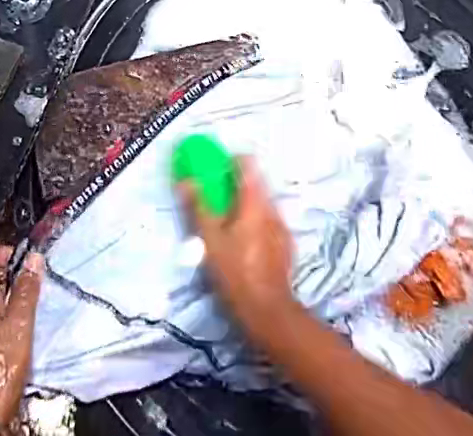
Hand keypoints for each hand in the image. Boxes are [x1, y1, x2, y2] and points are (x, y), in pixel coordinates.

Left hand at [0, 244, 44, 430]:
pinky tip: (21, 326)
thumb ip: (26, 290)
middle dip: (9, 270)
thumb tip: (32, 259)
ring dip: (9, 292)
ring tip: (30, 294)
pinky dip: (7, 313)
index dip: (7, 250)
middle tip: (31, 270)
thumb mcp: (20, 323)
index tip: (25, 250)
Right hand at [179, 156, 298, 333]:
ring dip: (244, 202)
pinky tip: (243, 241)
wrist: (269, 312)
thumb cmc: (236, 271)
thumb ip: (198, 206)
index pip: (247, 163)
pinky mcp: (286, 244)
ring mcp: (282, 226)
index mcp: (254, 201)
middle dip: (234, 183)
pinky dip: (254, 220)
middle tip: (213, 194)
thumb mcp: (210, 238)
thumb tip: (186, 180)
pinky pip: (268, 220)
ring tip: (225, 219)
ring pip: (261, 202)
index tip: (214, 166)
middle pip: (254, 182)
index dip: (230, 159)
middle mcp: (272, 207)